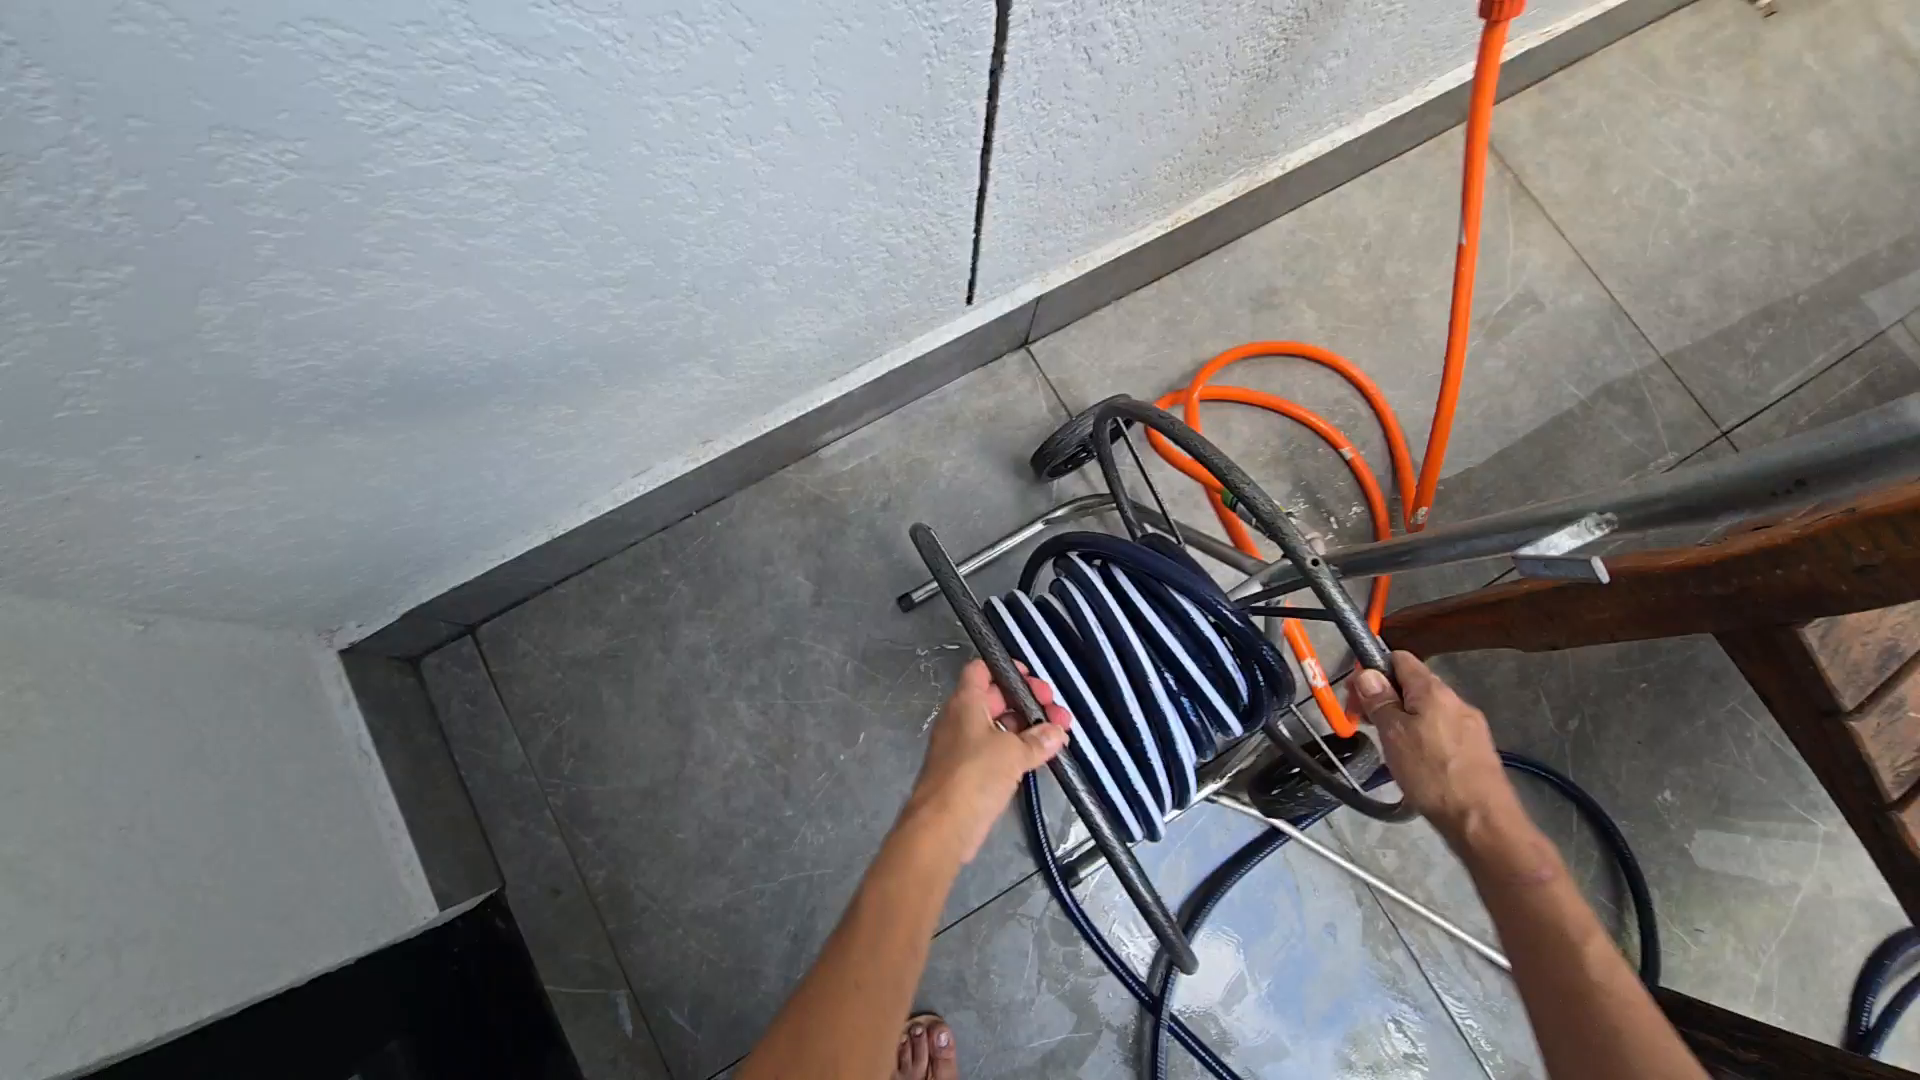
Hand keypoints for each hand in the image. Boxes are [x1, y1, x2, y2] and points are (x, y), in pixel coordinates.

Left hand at [901, 659, 1071, 862]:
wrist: (942, 826)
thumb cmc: (974, 775)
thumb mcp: (1012, 752)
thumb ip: (1037, 740)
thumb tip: (1056, 732)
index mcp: (965, 702)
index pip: (981, 670)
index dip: (1008, 669)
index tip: (1034, 679)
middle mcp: (962, 719)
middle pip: (996, 698)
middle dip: (1028, 702)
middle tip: (1057, 712)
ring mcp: (964, 747)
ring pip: (1000, 727)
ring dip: (1028, 728)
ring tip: (1060, 736)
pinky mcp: (970, 772)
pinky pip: (997, 752)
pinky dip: (1018, 750)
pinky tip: (1043, 758)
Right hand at [1348, 651, 1515, 843]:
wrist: (1482, 821)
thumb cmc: (1431, 773)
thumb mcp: (1393, 734)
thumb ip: (1380, 701)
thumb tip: (1368, 673)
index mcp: (1433, 691)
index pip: (1400, 659)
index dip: (1372, 669)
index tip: (1355, 694)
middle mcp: (1455, 701)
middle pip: (1412, 685)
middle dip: (1384, 698)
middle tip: (1363, 723)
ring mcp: (1470, 726)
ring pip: (1425, 710)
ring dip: (1401, 719)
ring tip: (1386, 745)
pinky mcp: (1476, 750)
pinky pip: (1440, 730)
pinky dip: (1420, 736)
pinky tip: (1412, 760)